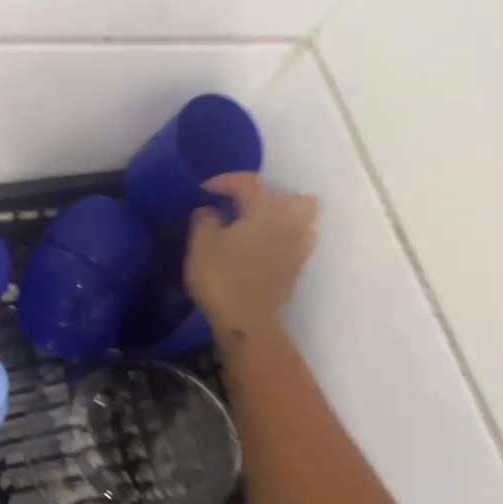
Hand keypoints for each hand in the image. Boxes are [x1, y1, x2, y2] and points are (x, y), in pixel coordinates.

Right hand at [184, 173, 319, 345]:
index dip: (225, 182)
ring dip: (282, 217)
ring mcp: (297, 246)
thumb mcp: (201, 245)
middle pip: (288, 196)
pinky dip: (284, 240)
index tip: (204, 191)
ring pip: (301, 218)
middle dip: (263, 197)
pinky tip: (266, 250)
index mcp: (264, 209)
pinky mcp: (297, 269)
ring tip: (257, 228)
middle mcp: (288, 221)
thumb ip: (204, 220)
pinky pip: (297, 243)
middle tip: (239, 209)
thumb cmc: (222, 278)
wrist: (247, 321)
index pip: (247, 183)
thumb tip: (209, 209)